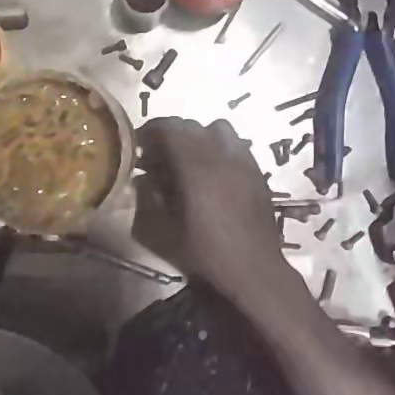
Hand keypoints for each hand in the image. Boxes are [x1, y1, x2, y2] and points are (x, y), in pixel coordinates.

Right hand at [133, 118, 288, 298]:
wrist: (254, 269)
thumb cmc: (207, 252)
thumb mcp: (167, 230)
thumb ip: (151, 198)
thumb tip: (144, 179)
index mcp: (197, 168)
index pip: (170, 129)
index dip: (150, 131)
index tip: (138, 145)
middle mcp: (222, 156)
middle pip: (191, 126)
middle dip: (170, 135)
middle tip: (157, 156)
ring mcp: (244, 161)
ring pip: (217, 129)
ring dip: (197, 137)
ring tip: (187, 160)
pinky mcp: (257, 172)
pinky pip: (234, 145)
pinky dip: (217, 149)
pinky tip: (212, 174)